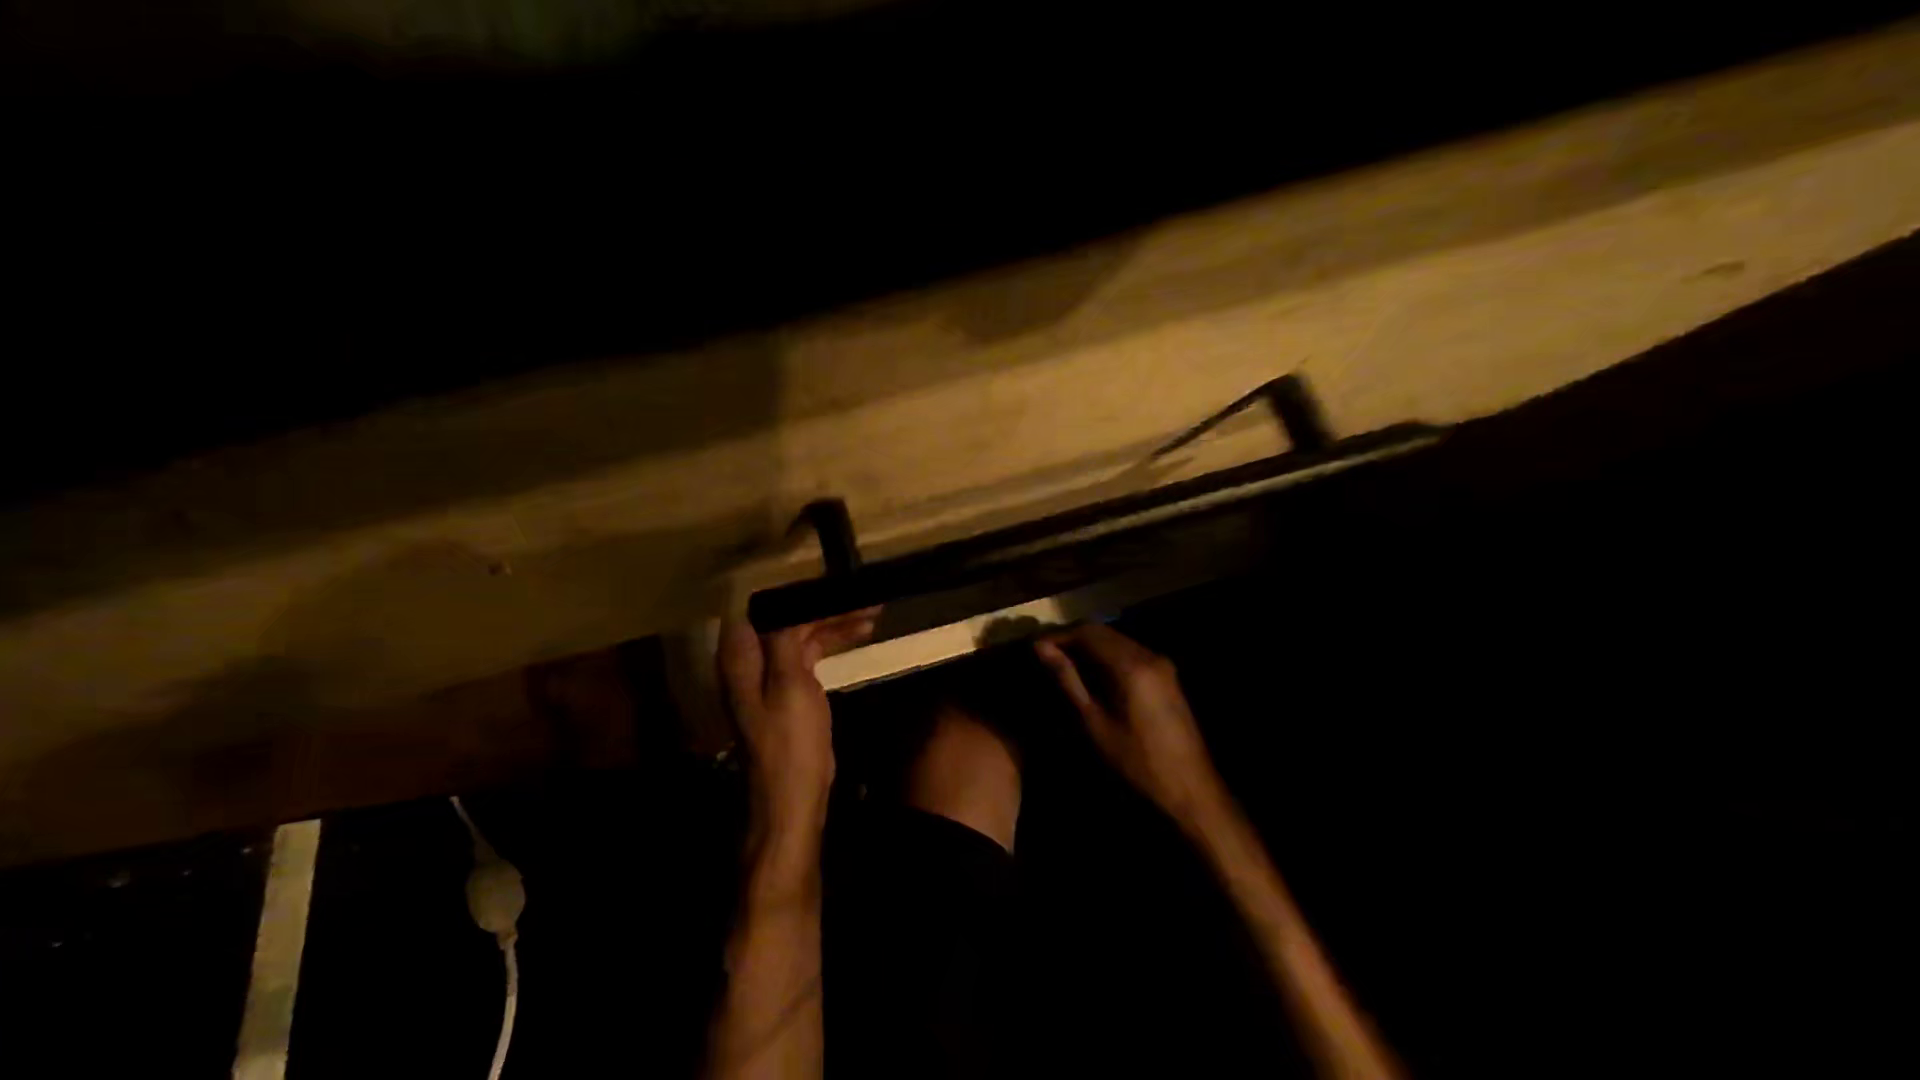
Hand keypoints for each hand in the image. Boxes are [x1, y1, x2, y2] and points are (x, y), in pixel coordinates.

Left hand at [718, 610, 877, 835]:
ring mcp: (770, 674)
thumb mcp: (789, 683)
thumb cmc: (791, 740)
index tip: (831, 581)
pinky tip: (860, 634)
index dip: (796, 591)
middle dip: (824, 605)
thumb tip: (783, 601)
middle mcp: (751, 659)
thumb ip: (784, 638)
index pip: (765, 605)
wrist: (793, 795)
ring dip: (833, 621)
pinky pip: (810, 652)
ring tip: (871, 611)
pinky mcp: (789, 688)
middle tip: (863, 597)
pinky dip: (832, 641)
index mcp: (742, 654)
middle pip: (787, 618)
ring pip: (802, 633)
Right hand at [1035, 623, 1228, 828]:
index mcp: (1131, 665)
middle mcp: (1149, 655)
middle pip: (1104, 632)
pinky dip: (1108, 657)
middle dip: (1073, 640)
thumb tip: (1041, 649)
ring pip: (1118, 641)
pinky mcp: (1167, 676)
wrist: (1191, 787)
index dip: (1060, 636)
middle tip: (1046, 657)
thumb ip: (1068, 680)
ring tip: (1064, 667)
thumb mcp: (1095, 722)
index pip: (1089, 632)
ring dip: (1090, 648)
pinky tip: (1092, 677)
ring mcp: (1162, 664)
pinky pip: (1130, 654)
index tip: (1036, 649)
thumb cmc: (1137, 761)